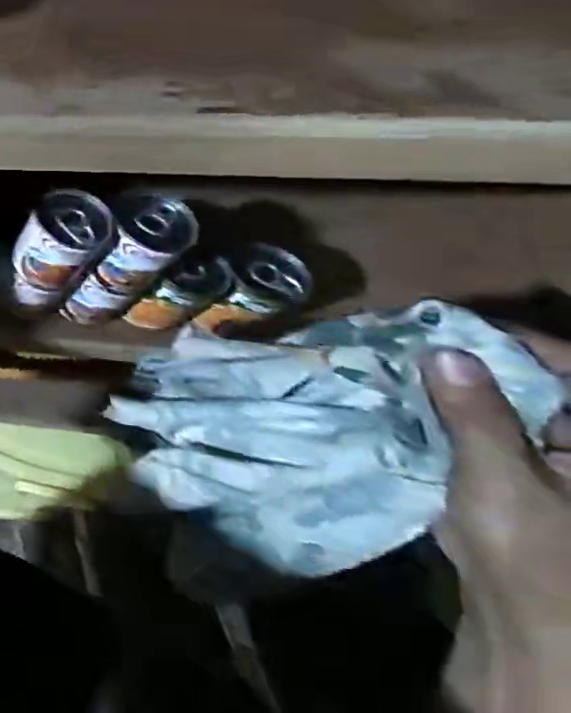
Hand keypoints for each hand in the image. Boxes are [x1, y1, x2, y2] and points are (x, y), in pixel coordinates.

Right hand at [424, 333, 570, 712]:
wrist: (534, 629)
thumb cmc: (536, 554)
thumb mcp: (501, 480)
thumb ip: (475, 414)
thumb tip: (444, 351)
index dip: (514, 343)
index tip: (444, 324)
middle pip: (538, 386)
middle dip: (474, 362)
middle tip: (411, 341)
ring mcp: (555, 468)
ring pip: (506, 408)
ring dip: (456, 388)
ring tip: (398, 367)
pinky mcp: (522, 482)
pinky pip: (487, 432)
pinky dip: (449, 415)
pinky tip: (405, 405)